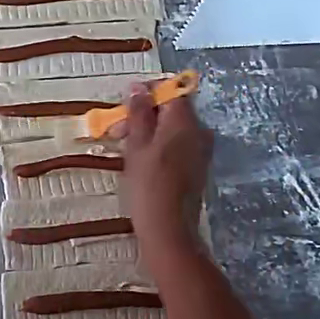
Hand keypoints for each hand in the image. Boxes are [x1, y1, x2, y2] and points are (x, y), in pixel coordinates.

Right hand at [119, 82, 213, 243]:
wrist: (169, 229)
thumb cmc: (148, 185)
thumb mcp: (136, 145)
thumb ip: (138, 113)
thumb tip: (138, 88)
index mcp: (185, 120)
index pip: (170, 90)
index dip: (146, 92)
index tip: (123, 104)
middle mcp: (199, 130)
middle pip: (172, 109)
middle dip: (144, 114)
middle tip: (117, 130)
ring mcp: (202, 150)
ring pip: (173, 128)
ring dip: (149, 130)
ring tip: (125, 146)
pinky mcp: (198, 167)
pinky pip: (178, 144)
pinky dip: (160, 145)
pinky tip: (142, 160)